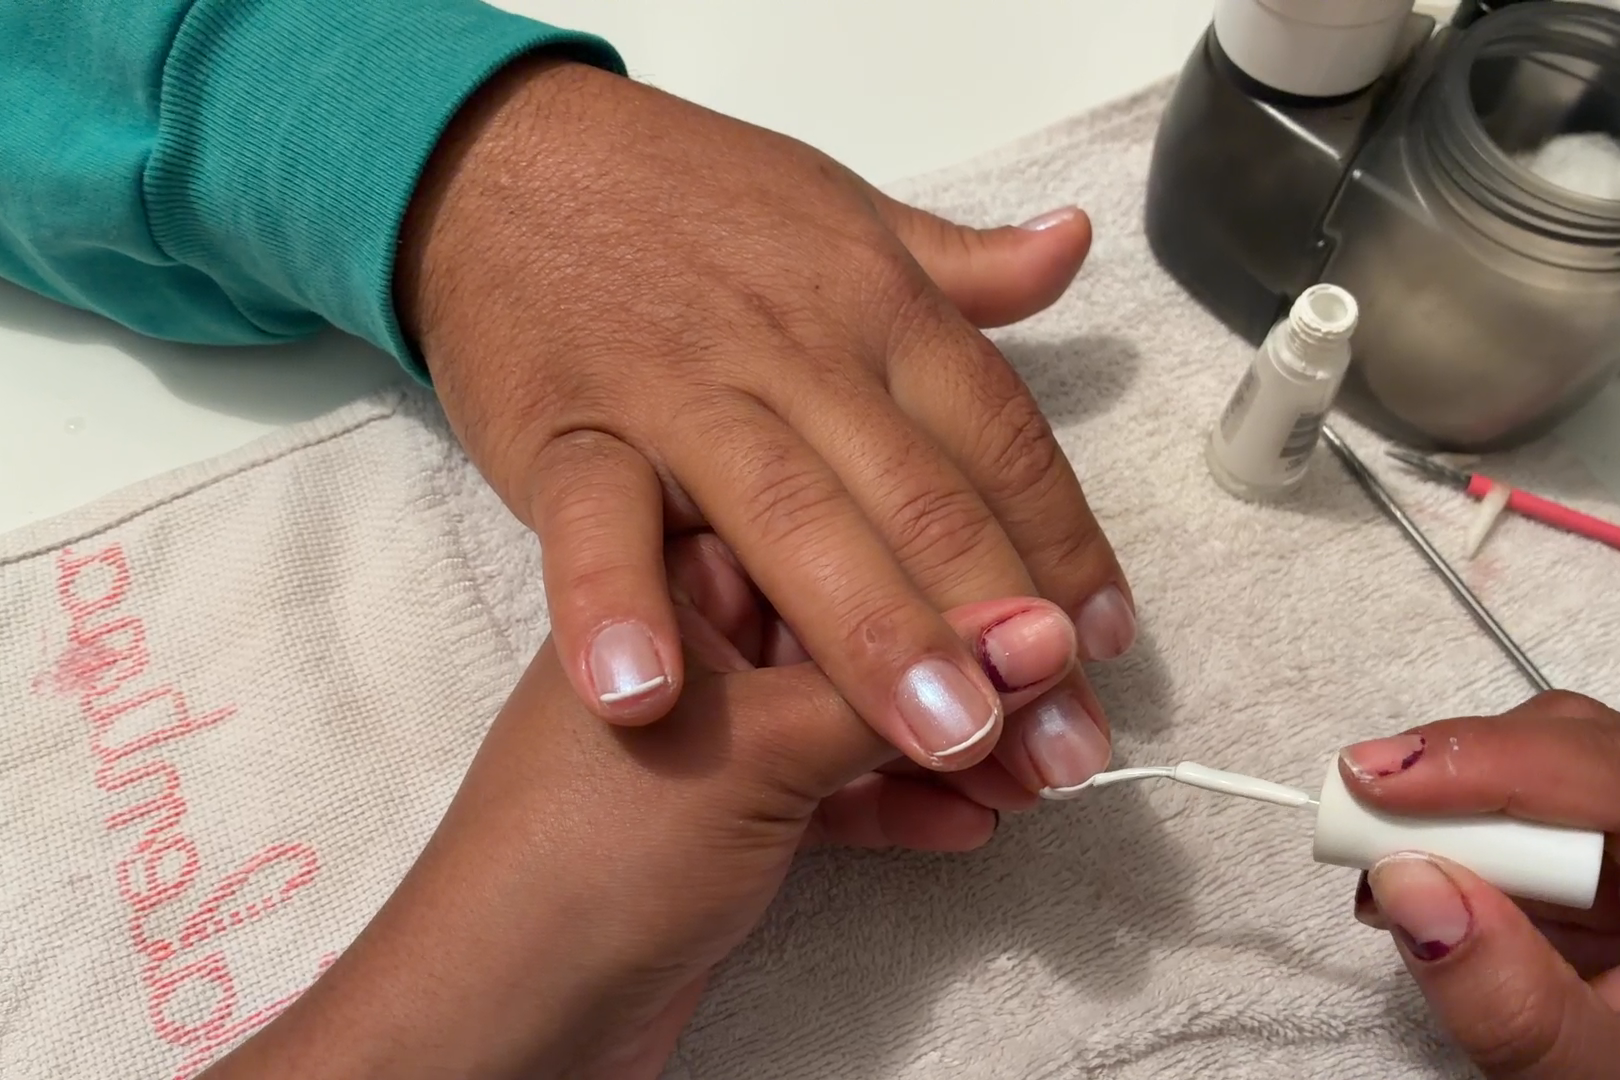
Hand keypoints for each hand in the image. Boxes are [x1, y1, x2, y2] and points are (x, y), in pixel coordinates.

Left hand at [199, 586, 1080, 1079]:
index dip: (949, 578)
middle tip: (1054, 721)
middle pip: (866, 629)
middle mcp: (709, 632)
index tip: (1041, 626)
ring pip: (861, 710)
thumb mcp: (767, 749)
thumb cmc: (605, 852)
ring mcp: (727, 718)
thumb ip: (907, 686)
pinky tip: (970, 825)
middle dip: (961, 679)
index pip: (844, 533)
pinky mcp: (741, 798)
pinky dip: (900, 803)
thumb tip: (1044, 633)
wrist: (503, 1037)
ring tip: (1029, 781)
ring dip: (944, 749)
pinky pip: (839, 780)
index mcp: (685, 571)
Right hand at [396, 54, 1129, 793]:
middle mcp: (799, 354)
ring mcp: (680, 395)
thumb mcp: (853, 220)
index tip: (1106, 639)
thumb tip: (1072, 244)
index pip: (1001, 439)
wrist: (513, 167)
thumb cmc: (702, 206)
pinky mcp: (568, 431)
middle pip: (923, 500)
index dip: (1066, 544)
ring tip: (945, 739)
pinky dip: (618, 603)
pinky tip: (650, 700)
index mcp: (880, 308)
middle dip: (1003, 626)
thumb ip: (963, 265)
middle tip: (1066, 745)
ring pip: (794, 520)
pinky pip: (600, 523)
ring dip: (872, 634)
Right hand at [1341, 691, 1619, 1078]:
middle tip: (1362, 835)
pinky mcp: (1611, 848)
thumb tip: (1404, 881)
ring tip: (1386, 872)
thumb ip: (1522, 1010)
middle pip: (1570, 748)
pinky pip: (1511, 800)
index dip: (1490, 760)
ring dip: (1440, 809)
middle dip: (1454, 786)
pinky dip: (1442, 828)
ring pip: (1530, 761)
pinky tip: (1417, 877)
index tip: (1371, 780)